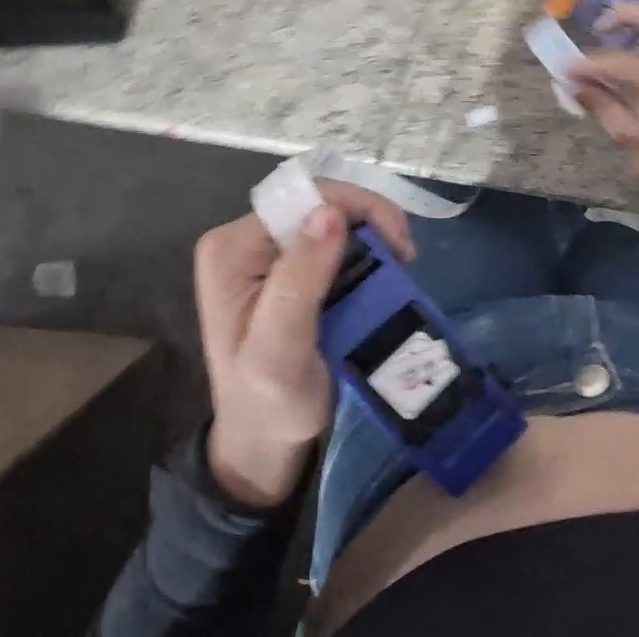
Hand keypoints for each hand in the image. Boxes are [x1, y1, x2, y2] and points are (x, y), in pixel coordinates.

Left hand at [194, 181, 414, 507]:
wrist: (266, 441)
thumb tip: (329, 212)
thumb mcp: (281, 348)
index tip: (399, 248)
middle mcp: (247, 240)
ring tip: (400, 270)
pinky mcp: (292, 268)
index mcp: (232, 249)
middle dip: (373, 223)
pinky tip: (386, 275)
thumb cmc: (270, 402)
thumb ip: (300, 281)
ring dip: (376, 239)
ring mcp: (269, 253)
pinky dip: (370, 254)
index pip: (307, 198)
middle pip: (325, 202)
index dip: (360, 209)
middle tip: (406, 261)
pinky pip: (339, 241)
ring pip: (338, 218)